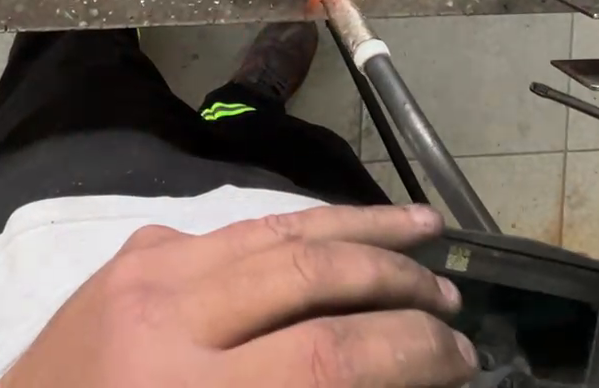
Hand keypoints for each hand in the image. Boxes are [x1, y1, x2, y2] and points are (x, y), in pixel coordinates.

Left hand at [0, 203, 477, 387]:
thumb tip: (386, 375)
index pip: (325, 355)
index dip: (408, 351)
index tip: (462, 358)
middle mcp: (163, 311)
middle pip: (308, 271)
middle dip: (394, 279)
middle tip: (451, 299)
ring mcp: (145, 265)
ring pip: (276, 225)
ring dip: (357, 226)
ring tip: (420, 227)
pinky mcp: (137, 247)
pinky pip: (236, 226)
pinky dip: (298, 227)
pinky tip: (337, 230)